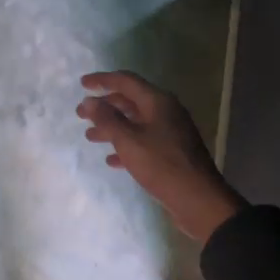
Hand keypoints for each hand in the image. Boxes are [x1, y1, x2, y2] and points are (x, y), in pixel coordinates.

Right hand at [77, 71, 246, 244]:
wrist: (199, 199)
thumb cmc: (162, 165)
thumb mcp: (129, 140)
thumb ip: (107, 119)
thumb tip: (90, 100)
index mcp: (158, 102)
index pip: (126, 81)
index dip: (102, 80)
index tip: (82, 84)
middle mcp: (166, 111)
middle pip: (130, 101)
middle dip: (105, 106)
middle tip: (81, 114)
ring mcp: (171, 132)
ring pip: (136, 122)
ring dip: (112, 127)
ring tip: (90, 136)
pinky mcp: (172, 152)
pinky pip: (144, 141)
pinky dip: (126, 146)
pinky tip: (112, 160)